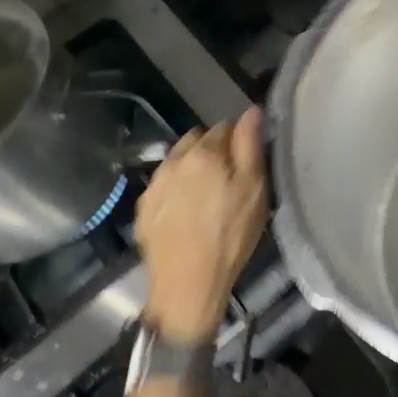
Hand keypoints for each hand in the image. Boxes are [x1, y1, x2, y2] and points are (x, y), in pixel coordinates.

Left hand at [134, 107, 268, 342]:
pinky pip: (164, 187)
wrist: (187, 286)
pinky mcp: (143, 210)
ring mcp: (154, 186)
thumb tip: (251, 110)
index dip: (239, 141)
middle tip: (228, 179)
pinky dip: (176, 191)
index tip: (247, 162)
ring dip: (192, 169)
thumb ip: (250, 145)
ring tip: (207, 197)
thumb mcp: (254, 189)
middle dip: (212, 151)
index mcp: (203, 152)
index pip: (224, 127)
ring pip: (177, 163)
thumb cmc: (230, 235)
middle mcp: (172, 161)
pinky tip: (187, 214)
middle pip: (196, 141)